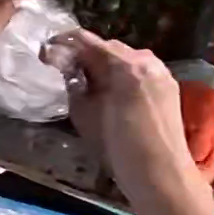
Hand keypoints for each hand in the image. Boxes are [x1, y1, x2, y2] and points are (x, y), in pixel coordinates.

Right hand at [62, 30, 201, 202]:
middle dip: (86, 54)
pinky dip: (122, 74)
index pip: (85, 40)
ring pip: (125, 58)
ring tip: (88, 81)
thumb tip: (65, 66)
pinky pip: (139, 70)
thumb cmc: (116, 145)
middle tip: (66, 70)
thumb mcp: (84, 112)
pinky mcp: (167, 85)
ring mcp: (160, 70)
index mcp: (122, 63)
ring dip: (105, 64)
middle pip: (107, 47)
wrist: (160, 173)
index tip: (46, 51)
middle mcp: (144, 59)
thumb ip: (73, 83)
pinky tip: (111, 91)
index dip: (62, 43)